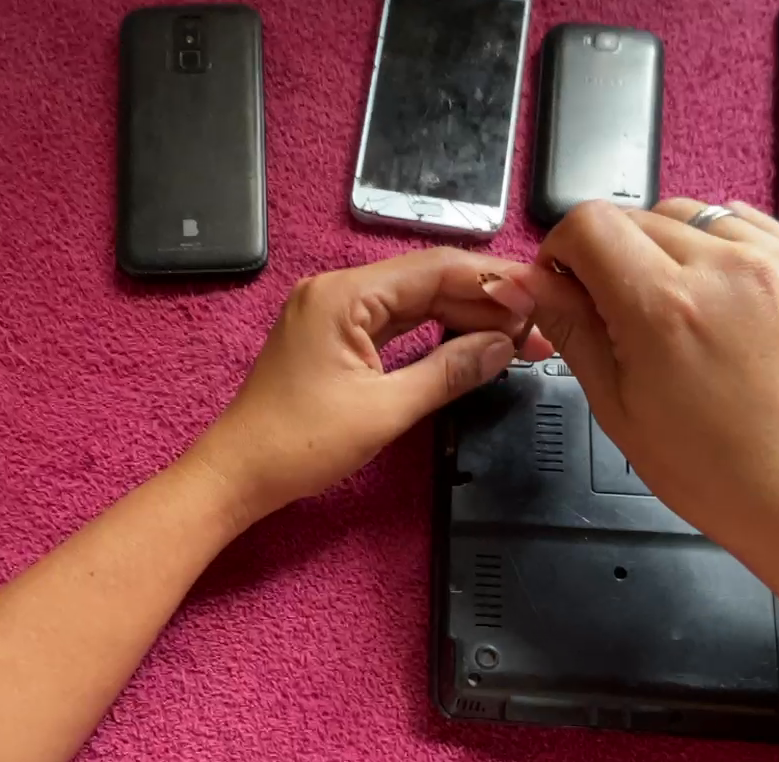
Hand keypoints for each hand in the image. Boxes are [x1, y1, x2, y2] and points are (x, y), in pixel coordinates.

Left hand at [189, 248, 548, 524]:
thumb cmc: (297, 444)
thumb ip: (448, 372)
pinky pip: (390, 327)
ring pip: (411, 305)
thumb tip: (501, 347)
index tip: (539, 299)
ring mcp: (331, 316)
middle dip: (483, 304)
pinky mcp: (331, 341)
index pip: (435, 269)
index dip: (494, 282)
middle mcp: (335, 293)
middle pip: (425, 282)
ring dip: (460, 320)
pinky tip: (465, 346)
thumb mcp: (384, 410)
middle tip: (537, 329)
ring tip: (513, 339)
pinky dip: (428, 337)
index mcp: (343, 295)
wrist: (239, 474)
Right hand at [500, 199, 778, 587]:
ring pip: (686, 213)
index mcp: (663, 308)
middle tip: (605, 309)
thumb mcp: (615, 407)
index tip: (561, 287)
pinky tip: (707, 295)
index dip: (559, 252)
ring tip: (662, 305)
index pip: (588, 225)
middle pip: (633, 216)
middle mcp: (723, 266)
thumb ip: (571, 329)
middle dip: (602, 255)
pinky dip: (708, 245)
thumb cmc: (706, 470)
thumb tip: (530, 282)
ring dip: (655, 246)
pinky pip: (740, 223)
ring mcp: (777, 259)